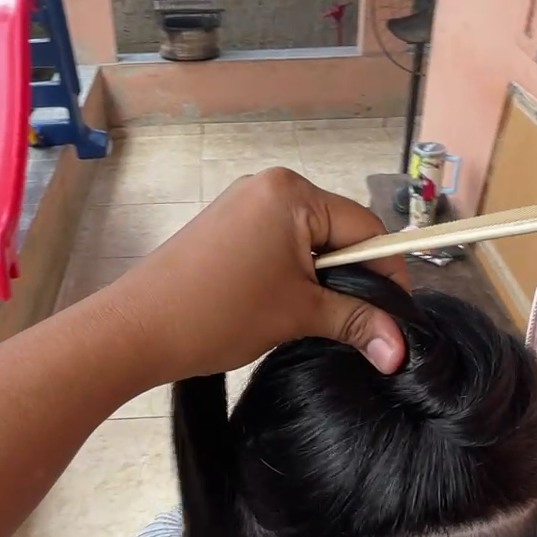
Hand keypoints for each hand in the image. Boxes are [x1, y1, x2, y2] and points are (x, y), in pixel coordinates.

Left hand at [94, 168, 410, 381]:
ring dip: (319, 279)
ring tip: (313, 318)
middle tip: (355, 324)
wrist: (135, 329)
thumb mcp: (298, 315)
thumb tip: (401, 350)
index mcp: (293, 193)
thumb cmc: (220, 314)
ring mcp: (241, 204)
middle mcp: (269, 186)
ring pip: (306, 241)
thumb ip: (356, 322)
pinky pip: (276, 244)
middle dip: (350, 278)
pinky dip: (290, 274)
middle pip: (337, 231)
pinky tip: (281, 306)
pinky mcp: (223, 227)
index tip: (396, 316)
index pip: (365, 228)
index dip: (388, 273)